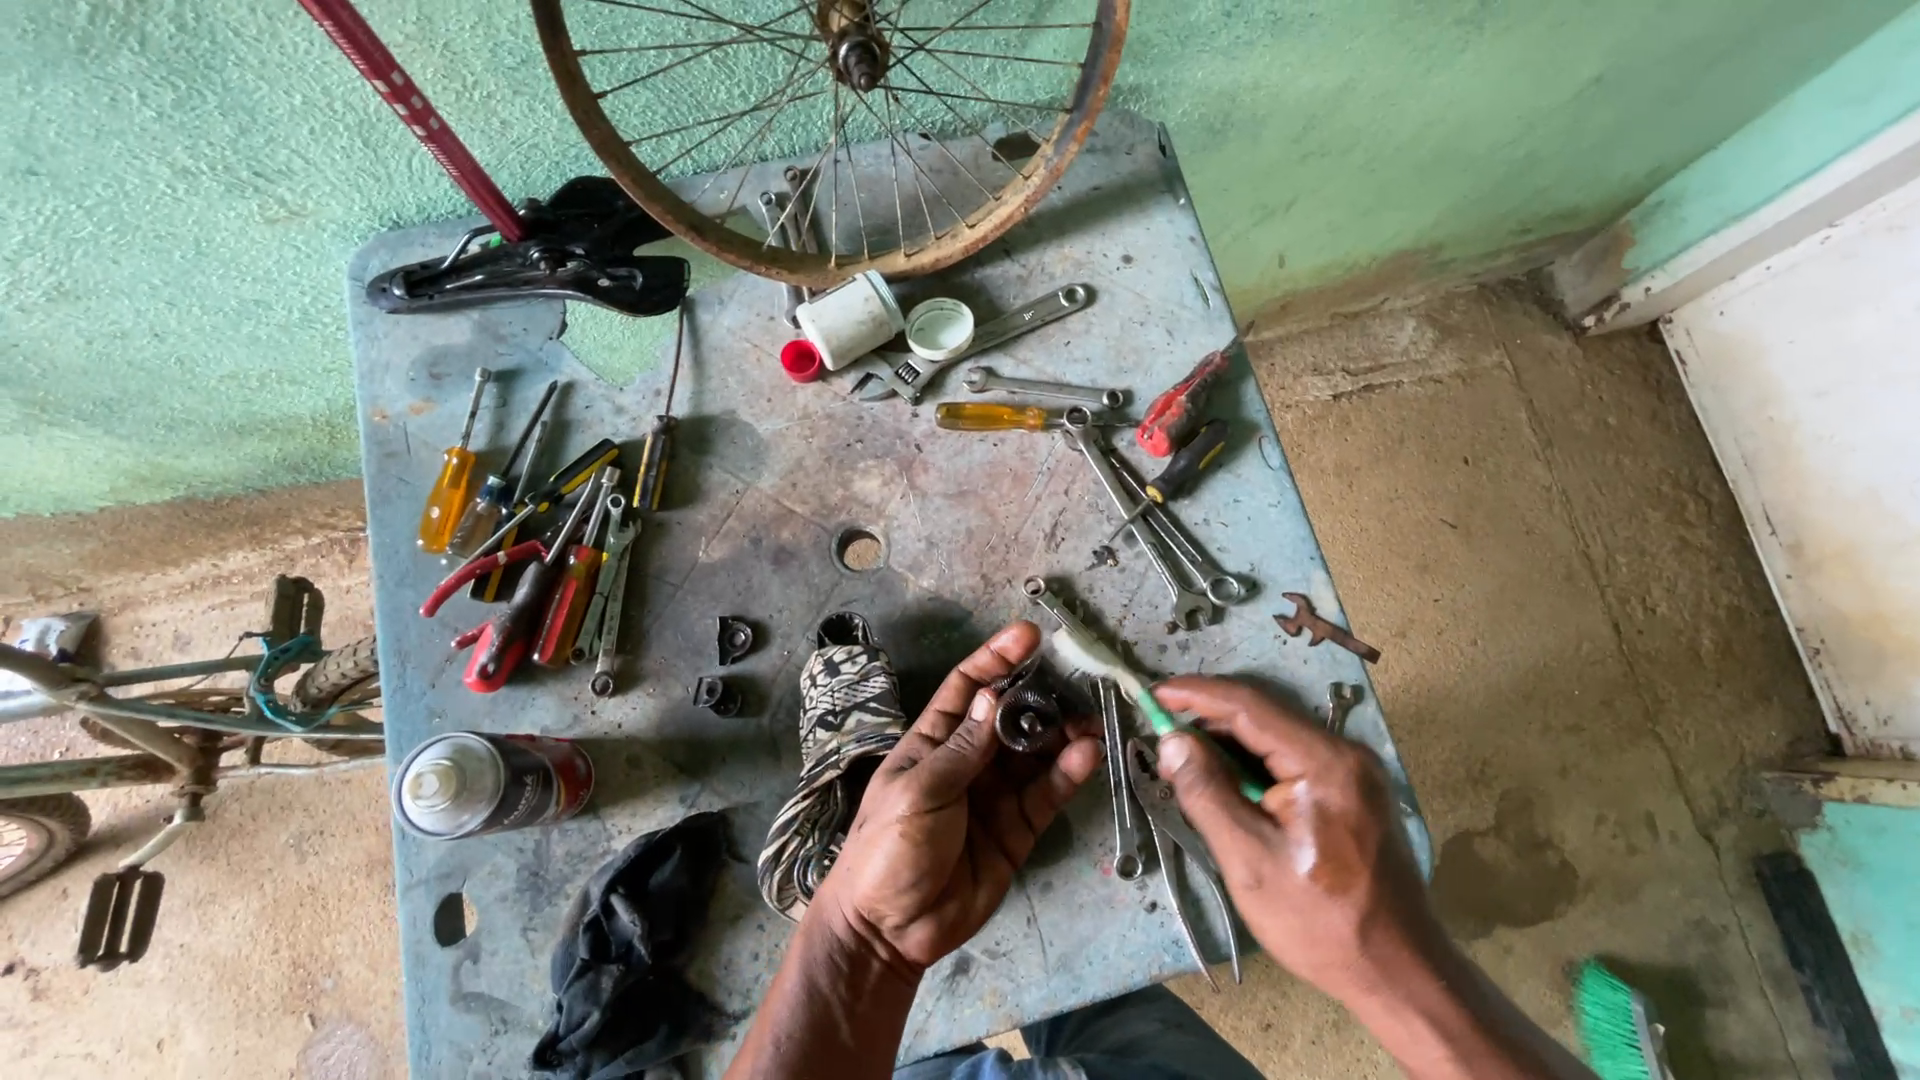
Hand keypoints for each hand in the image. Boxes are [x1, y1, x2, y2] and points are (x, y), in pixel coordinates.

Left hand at [813, 620, 1103, 977]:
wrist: (890, 929)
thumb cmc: (888, 848)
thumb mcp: (920, 791)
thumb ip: (962, 748)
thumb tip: (992, 696)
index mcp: (933, 742)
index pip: (967, 688)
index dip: (995, 659)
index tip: (1028, 634)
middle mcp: (969, 761)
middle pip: (1010, 718)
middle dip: (1041, 698)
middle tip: (1077, 682)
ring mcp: (995, 795)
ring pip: (1036, 754)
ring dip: (1062, 734)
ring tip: (1091, 720)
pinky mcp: (1017, 829)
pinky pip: (1045, 794)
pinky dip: (1067, 775)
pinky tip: (1086, 756)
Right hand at [1151, 676, 1439, 1002]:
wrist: (1398, 973)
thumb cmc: (1319, 921)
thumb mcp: (1249, 860)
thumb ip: (1207, 793)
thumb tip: (1171, 741)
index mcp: (1324, 762)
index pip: (1249, 706)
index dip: (1197, 694)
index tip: (1154, 693)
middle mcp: (1344, 753)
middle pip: (1264, 715)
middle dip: (1208, 720)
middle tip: (1163, 742)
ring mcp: (1353, 771)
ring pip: (1275, 736)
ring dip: (1228, 743)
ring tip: (1185, 764)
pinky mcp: (1352, 791)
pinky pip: (1291, 758)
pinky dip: (1252, 763)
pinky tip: (1226, 783)